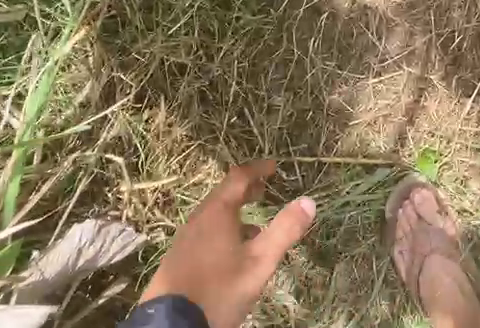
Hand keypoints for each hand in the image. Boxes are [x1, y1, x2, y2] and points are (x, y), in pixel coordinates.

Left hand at [139, 160, 316, 327]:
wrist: (171, 326)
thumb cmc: (219, 289)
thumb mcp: (259, 263)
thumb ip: (284, 231)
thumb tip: (309, 201)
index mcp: (217, 212)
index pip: (238, 177)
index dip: (258, 169)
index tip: (274, 167)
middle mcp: (198, 219)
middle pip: (223, 194)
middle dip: (246, 190)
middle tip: (264, 191)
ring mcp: (184, 239)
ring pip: (212, 215)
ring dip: (234, 212)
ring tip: (254, 226)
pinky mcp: (176, 259)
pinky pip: (203, 232)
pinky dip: (221, 230)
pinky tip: (230, 254)